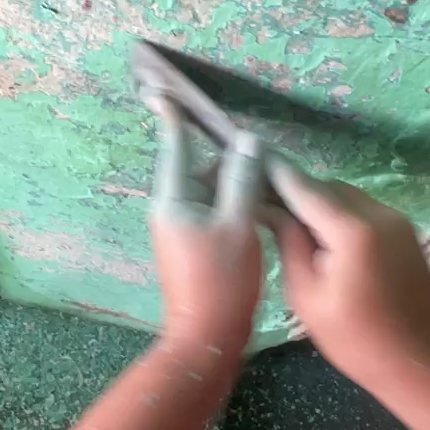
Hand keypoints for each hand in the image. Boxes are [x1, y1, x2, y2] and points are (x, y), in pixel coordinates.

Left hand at [146, 95, 263, 348]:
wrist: (207, 339)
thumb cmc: (220, 283)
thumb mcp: (238, 225)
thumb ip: (242, 181)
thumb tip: (247, 142)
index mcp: (173, 200)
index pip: (174, 147)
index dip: (172, 117)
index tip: (161, 89)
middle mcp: (171, 209)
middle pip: (199, 168)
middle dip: (226, 157)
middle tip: (261, 150)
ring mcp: (181, 228)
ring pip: (210, 190)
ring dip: (235, 181)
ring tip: (268, 174)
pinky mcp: (195, 243)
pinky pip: (214, 209)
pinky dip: (234, 202)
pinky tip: (259, 202)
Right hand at [266, 157, 429, 394]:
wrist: (422, 364)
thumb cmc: (356, 340)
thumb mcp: (307, 296)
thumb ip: (289, 243)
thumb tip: (269, 208)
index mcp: (352, 231)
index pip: (304, 187)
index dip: (274, 173)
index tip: (249, 159)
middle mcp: (379, 214)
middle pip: (326, 186)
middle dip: (295, 191)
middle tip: (264, 204)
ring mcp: (397, 220)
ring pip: (346, 194)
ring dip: (318, 202)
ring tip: (290, 223)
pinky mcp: (405, 231)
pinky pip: (363, 208)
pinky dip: (339, 213)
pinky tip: (323, 237)